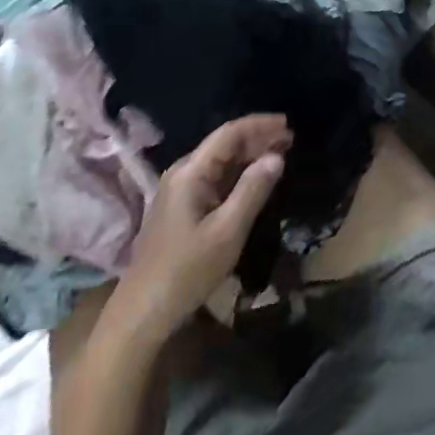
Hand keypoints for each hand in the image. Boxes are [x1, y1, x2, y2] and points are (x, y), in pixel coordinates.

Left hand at [108, 115, 290, 339]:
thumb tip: (276, 157)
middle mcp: (183, 173)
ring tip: (280, 154)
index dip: (259, 125)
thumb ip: (253, 190)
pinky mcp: (182, 208)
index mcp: (190, 172)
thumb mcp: (228, 231)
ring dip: (249, 155)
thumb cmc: (188, 270)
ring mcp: (180, 191)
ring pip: (220, 162)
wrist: (144, 311)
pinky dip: (238, 174)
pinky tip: (256, 179)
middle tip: (290, 140)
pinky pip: (215, 179)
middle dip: (257, 138)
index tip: (288, 124)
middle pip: (224, 144)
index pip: (228, 134)